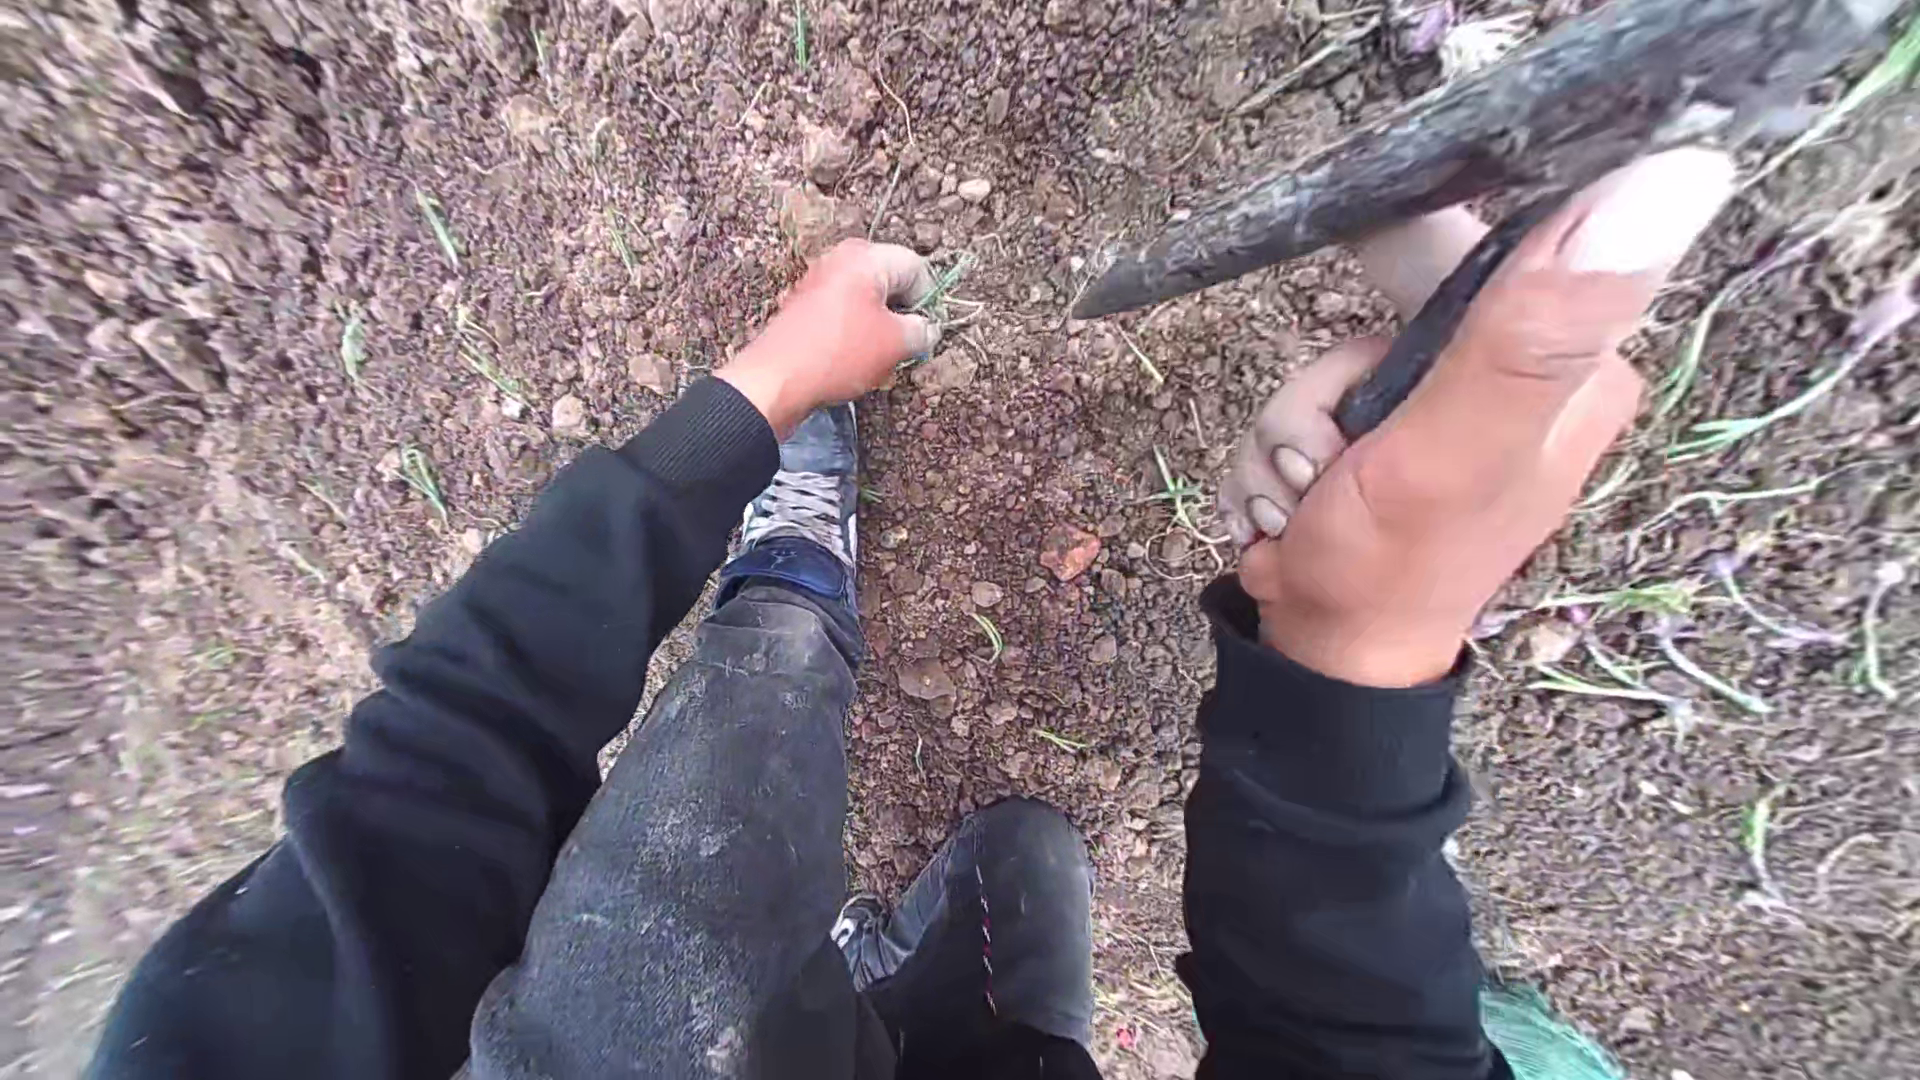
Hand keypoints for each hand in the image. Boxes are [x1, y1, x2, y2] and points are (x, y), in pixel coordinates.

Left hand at [717, 239, 939, 436]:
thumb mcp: (894, 344)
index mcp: (865, 257)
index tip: (928, 332)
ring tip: (882, 357)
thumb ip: (921, 331)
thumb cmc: (840, 354)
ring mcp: (820, 282)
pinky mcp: (808, 308)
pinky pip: (847, 312)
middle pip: (891, 281)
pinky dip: (859, 332)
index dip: (929, 300)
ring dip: (883, 326)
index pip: (916, 267)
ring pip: (869, 299)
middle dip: (905, 313)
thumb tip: (929, 328)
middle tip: (908, 345)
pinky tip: (857, 358)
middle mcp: (840, 260)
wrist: (776, 380)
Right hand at [1226, 149, 1733, 686]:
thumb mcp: (1454, 452)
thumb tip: (1666, 177)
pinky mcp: (1346, 452)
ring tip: (1289, 511)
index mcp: (1549, 373)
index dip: (1407, 254)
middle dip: (1310, 410)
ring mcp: (1404, 424)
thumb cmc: (1391, 562)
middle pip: (1361, 333)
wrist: (1323, 642)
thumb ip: (1528, 336)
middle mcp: (1481, 389)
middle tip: (1315, 470)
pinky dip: (1260, 474)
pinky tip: (1272, 520)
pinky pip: (1277, 430)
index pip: (1491, 257)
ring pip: (1303, 388)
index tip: (1345, 247)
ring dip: (1274, 452)